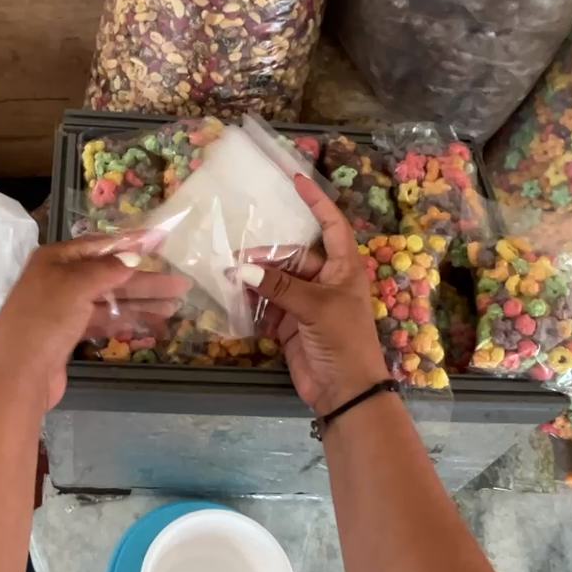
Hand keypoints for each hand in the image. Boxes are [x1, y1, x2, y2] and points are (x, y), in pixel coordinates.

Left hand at [0, 233, 190, 407]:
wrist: (17, 374)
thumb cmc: (45, 319)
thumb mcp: (77, 285)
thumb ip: (108, 269)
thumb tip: (133, 256)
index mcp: (55, 259)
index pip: (100, 246)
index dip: (131, 244)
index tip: (161, 242)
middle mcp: (58, 280)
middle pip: (109, 275)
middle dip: (144, 279)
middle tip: (180, 284)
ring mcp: (63, 310)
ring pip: (109, 300)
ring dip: (141, 301)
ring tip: (174, 304)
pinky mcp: (67, 336)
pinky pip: (102, 320)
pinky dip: (126, 320)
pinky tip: (151, 322)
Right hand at [238, 173, 391, 415]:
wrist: (345, 391)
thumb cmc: (343, 341)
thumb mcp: (315, 307)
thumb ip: (279, 286)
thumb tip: (242, 270)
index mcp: (343, 268)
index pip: (330, 225)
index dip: (316, 202)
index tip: (296, 180)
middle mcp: (324, 280)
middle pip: (291, 255)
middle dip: (264, 256)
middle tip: (234, 261)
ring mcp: (305, 302)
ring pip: (274, 280)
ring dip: (253, 280)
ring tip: (227, 278)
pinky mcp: (289, 324)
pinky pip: (266, 304)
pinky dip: (251, 303)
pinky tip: (233, 299)